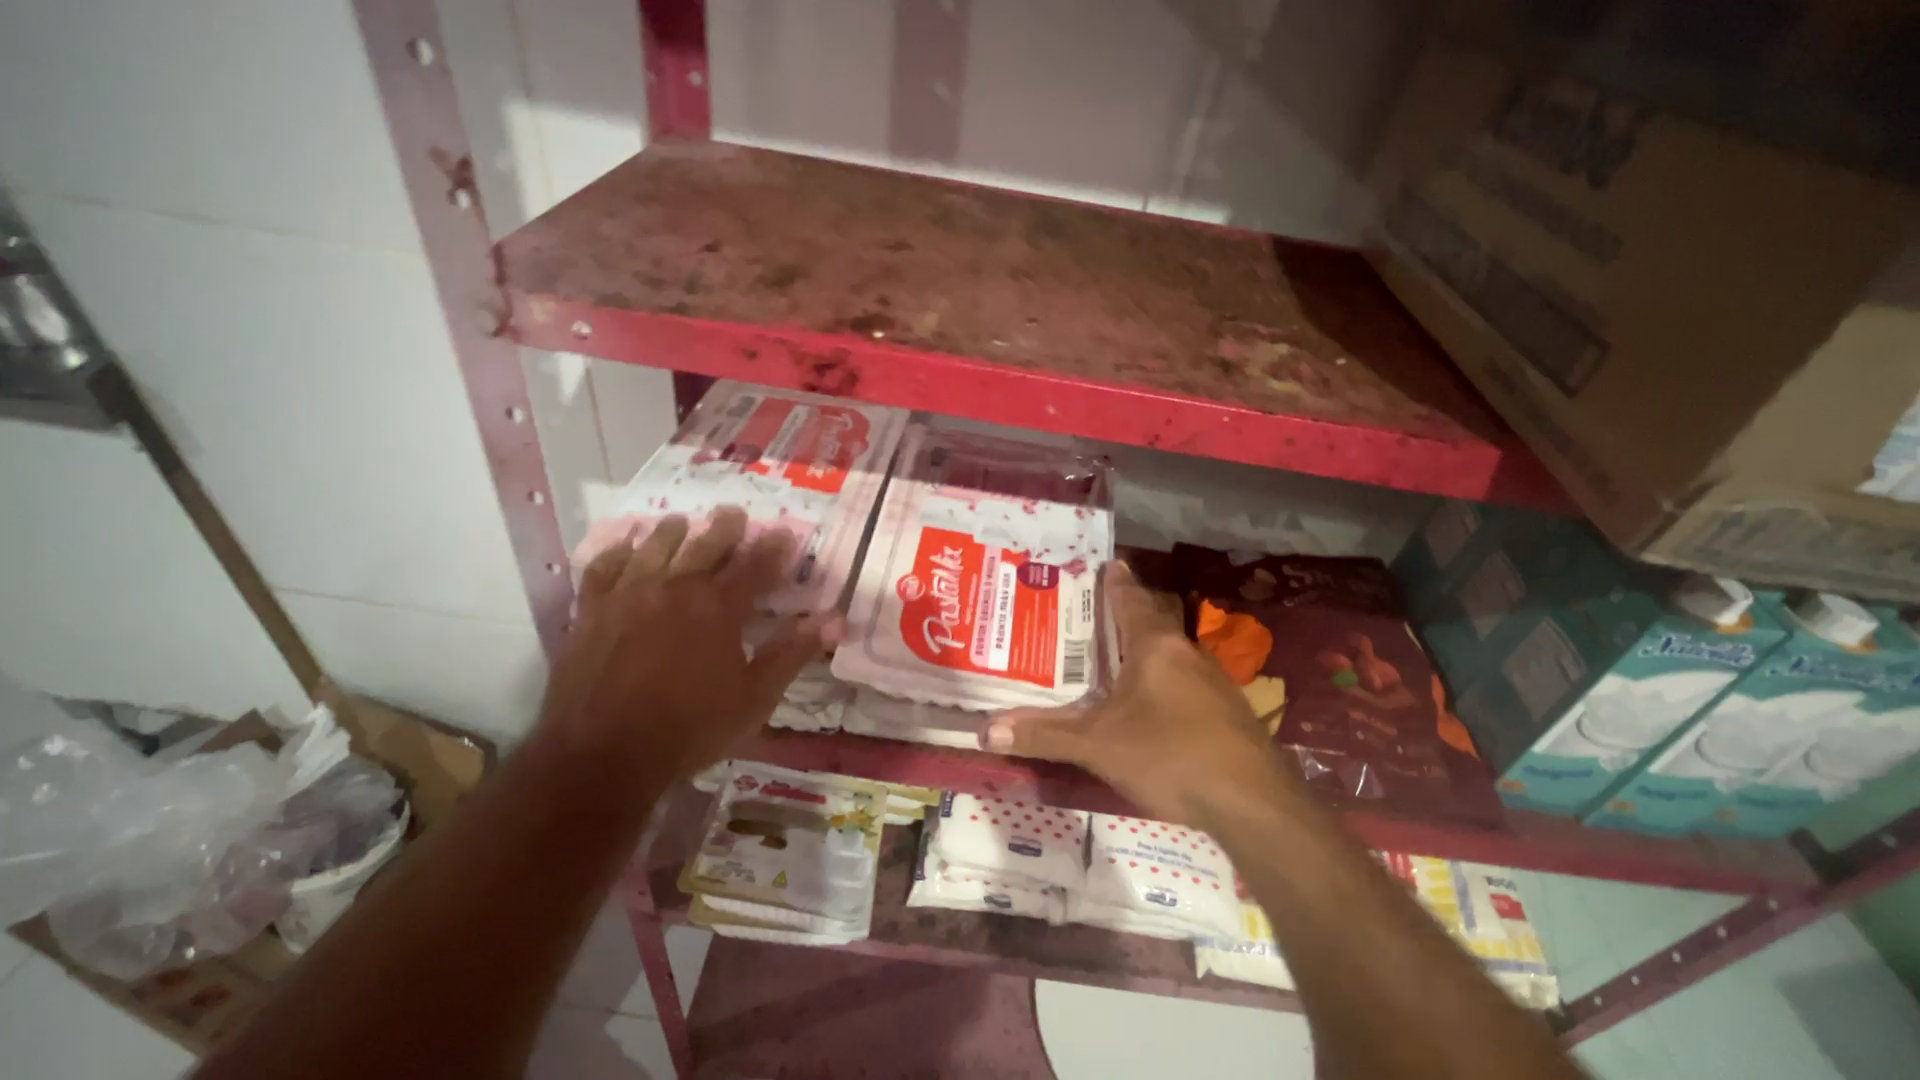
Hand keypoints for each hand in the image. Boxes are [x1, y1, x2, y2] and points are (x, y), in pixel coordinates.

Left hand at [536, 507, 837, 781]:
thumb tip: (834, 620)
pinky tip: (623, 551)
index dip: (774, 549)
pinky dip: (616, 554)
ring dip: (672, 532)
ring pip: (653, 548)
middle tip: (734, 513)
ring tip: (681, 522)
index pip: (755, 566)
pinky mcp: (591, 612)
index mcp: (718, 608)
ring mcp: (628, 596)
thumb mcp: (754, 698)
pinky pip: (603, 569)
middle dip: (725, 528)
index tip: (786, 533)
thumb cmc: (690, 729)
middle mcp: (674, 588)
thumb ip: (791, 654)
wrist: (604, 753)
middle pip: (704, 546)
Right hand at [982, 562, 1294, 823]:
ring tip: (1111, 662)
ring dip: (1144, 655)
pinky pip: (1184, 685)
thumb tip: (986, 729)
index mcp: (1156, 647)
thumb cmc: (1170, 756)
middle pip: (1152, 624)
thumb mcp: (1098, 746)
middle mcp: (1187, 655)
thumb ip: (1044, 735)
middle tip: (1091, 616)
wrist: (1252, 802)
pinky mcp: (1226, 714)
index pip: (1131, 600)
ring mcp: (1213, 684)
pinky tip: (1147, 709)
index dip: (1115, 582)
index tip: (1105, 563)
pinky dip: (1161, 685)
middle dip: (1125, 618)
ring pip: (1170, 657)